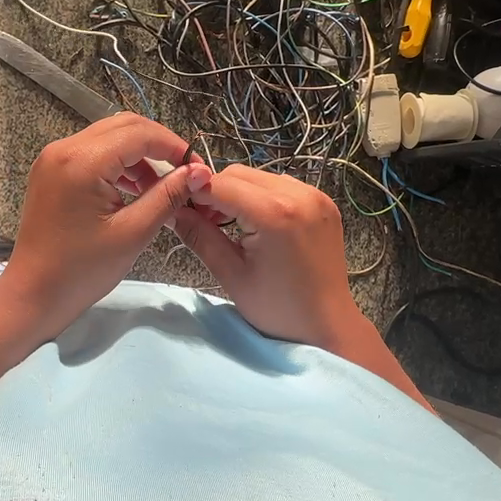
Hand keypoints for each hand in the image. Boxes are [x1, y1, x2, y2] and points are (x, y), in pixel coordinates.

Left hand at [0, 114, 204, 336]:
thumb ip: (168, 196)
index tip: (198, 169)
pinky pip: (93, 152)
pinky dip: (118, 163)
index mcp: (83, 161)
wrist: (34, 295)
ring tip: (160, 187)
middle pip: (124, 126)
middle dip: (158, 145)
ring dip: (139, 154)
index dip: (174, 147)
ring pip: (109, 137)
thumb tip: (199, 172)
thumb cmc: (83, 270)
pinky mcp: (51, 171)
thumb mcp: (133, 232)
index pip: (140, 134)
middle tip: (184, 173)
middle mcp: (64, 148)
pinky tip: (134, 190)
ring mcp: (54, 158)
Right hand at [171, 165, 365, 347]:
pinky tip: (258, 224)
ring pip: (260, 177)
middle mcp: (299, 194)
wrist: (328, 326)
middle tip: (205, 222)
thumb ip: (200, 236)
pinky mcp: (324, 203)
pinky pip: (283, 186)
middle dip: (216, 192)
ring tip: (231, 225)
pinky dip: (262, 197)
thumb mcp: (232, 274)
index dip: (194, 192)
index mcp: (275, 213)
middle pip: (240, 174)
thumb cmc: (278, 309)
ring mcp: (316, 196)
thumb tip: (172, 211)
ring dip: (239, 193)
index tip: (180, 209)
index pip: (220, 184)